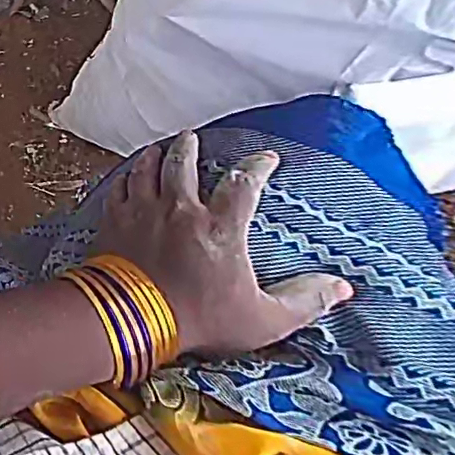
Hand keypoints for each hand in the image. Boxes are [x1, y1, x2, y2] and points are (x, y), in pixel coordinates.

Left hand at [94, 130, 352, 358]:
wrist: (135, 317)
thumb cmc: (201, 319)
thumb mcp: (267, 318)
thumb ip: (305, 299)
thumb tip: (340, 287)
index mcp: (218, 228)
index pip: (243, 185)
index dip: (257, 166)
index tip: (266, 157)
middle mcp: (177, 211)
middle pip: (180, 166)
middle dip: (188, 147)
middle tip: (190, 136)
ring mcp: (141, 212)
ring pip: (145, 172)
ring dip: (152, 157)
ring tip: (157, 148)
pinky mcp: (114, 220)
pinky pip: (118, 188)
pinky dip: (123, 177)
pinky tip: (126, 176)